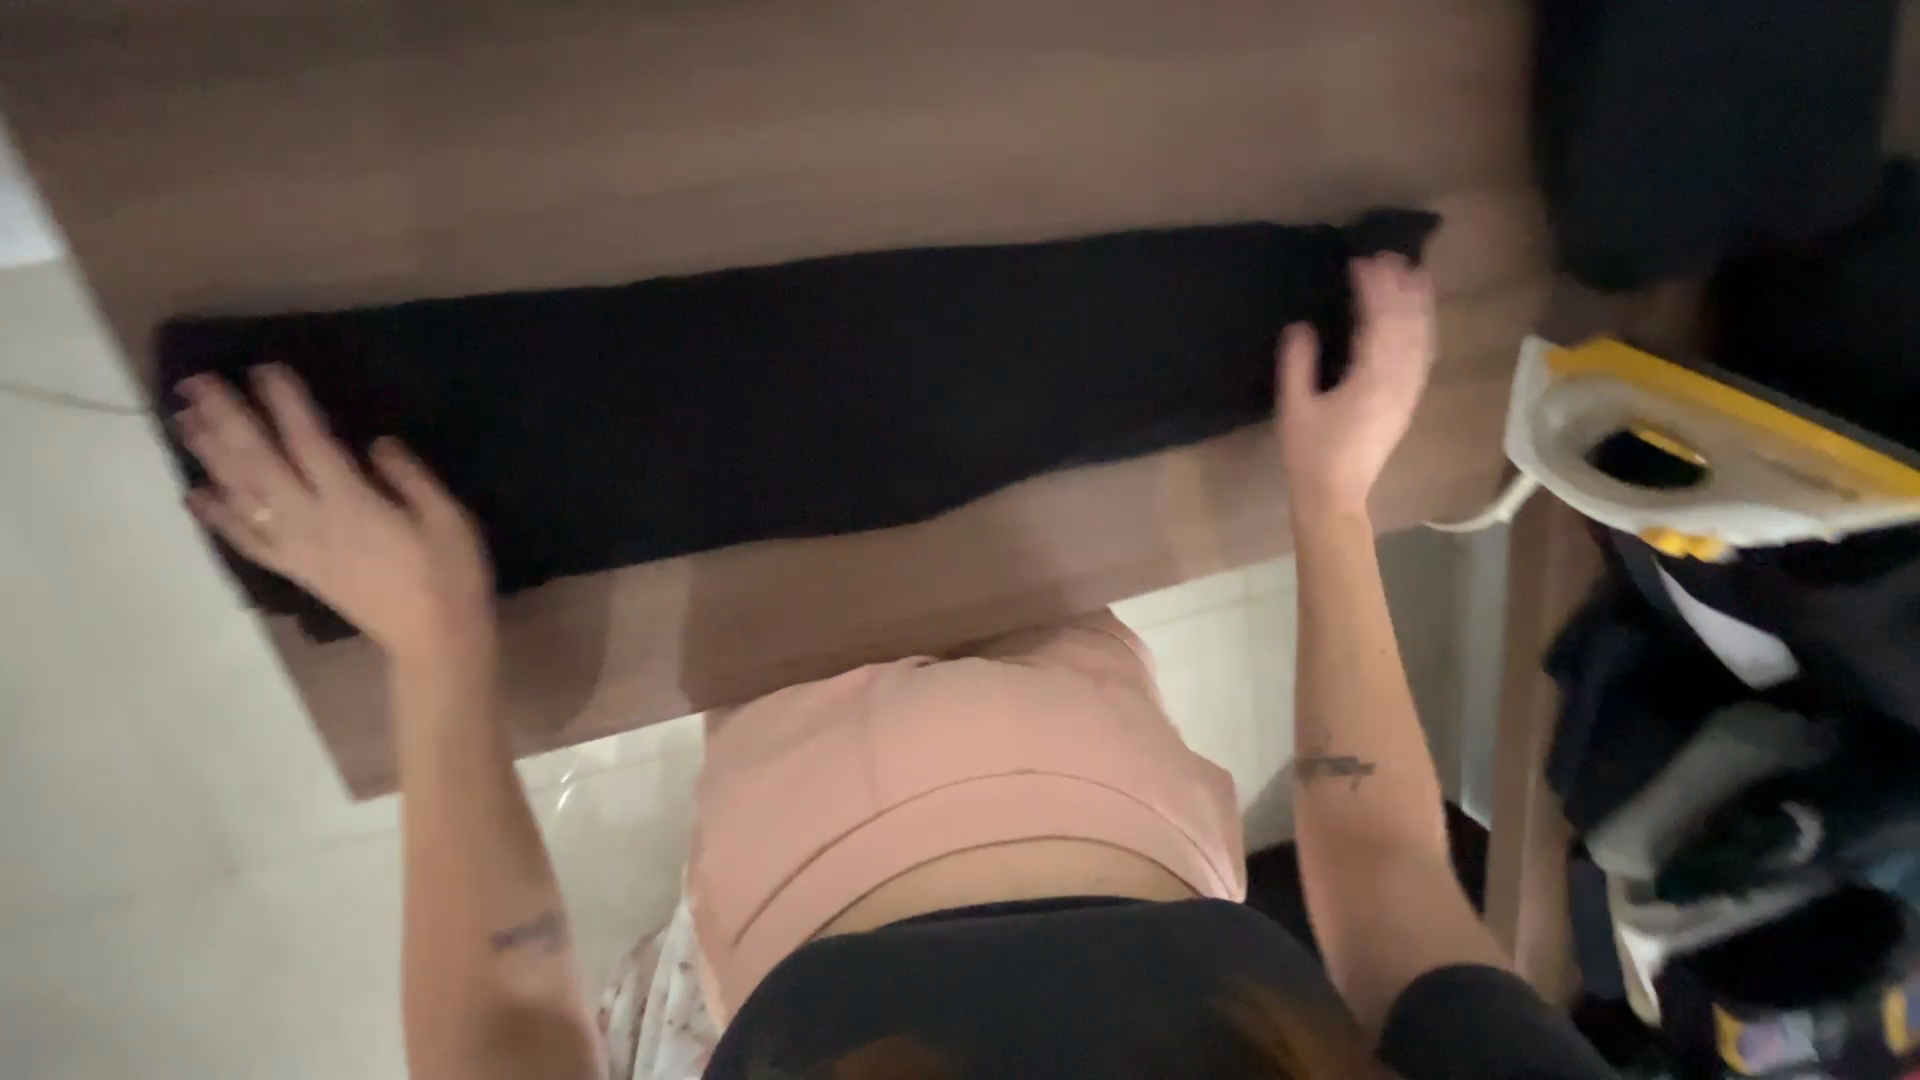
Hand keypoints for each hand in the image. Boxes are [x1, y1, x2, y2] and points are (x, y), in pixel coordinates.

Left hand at [176, 365, 494, 665]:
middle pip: (258, 461)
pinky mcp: (297, 569)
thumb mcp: (448, 519)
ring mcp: (296, 547)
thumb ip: (410, 478)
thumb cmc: (451, 575)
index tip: (266, 369)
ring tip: (186, 419)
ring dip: (211, 454)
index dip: (286, 404)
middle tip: (196, 382)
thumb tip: (376, 445)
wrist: (434, 637)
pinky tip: (197, 492)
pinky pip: (245, 539)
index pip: (309, 442)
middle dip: (227, 418)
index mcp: (352, 503)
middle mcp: (311, 520)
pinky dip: (216, 515)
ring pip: (241, 493)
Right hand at [1276, 254, 1436, 516]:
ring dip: (1419, 303)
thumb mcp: (1293, 408)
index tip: (1362, 262)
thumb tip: (1301, 326)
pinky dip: (1423, 328)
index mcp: (1371, 379)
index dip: (1374, 288)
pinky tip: (1418, 316)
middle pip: (1408, 323)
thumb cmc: (1309, 454)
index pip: (1379, 321)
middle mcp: (1400, 380)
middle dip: (1401, 287)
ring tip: (1413, 273)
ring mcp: (1409, 391)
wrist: (1335, 496)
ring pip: (1423, 337)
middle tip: (1389, 256)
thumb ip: (1297, 364)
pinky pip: (1424, 355)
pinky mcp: (1408, 401)